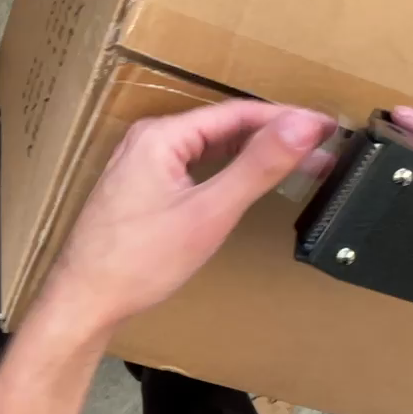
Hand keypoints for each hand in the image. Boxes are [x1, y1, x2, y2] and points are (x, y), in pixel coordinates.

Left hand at [44, 100, 334, 328]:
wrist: (83, 301)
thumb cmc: (139, 262)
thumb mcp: (209, 212)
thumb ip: (257, 166)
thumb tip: (303, 124)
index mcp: (161, 136)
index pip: (236, 113)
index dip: (287, 118)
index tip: (328, 126)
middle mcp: (147, 140)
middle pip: (221, 126)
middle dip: (272, 135)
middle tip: (321, 147)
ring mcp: (139, 164)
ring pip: (206, 146)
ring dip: (249, 152)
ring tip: (295, 161)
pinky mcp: (138, 188)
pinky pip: (190, 165)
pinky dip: (223, 169)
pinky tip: (244, 179)